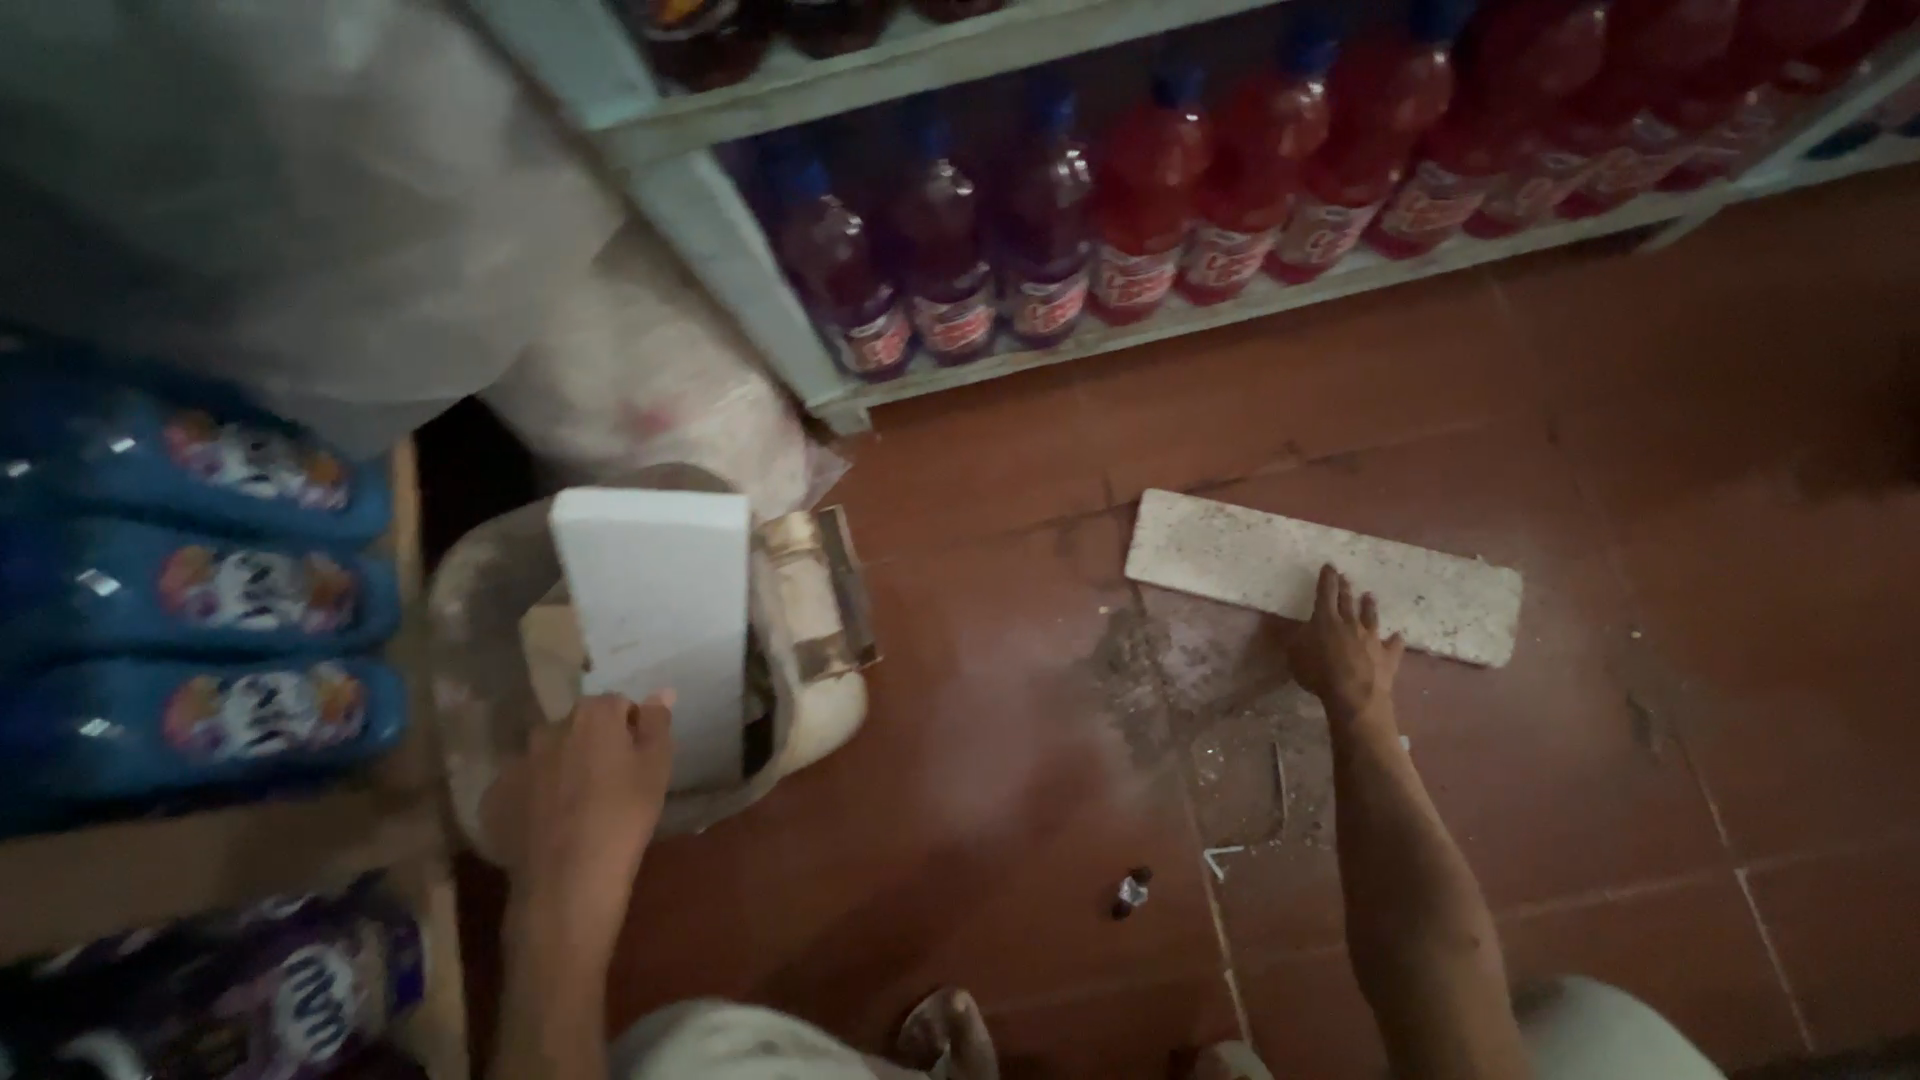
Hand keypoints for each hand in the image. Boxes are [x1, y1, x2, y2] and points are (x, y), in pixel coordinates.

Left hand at [491, 692, 674, 952]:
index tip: (638, 760)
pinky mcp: (493, 798)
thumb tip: (660, 691)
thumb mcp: (657, 767)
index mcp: (592, 715)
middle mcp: (549, 729)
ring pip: (548, 756)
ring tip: (578, 806)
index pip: (617, 705)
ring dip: (562, 769)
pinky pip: (522, 787)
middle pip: (579, 727)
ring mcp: (516, 763)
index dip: (631, 729)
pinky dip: (535, 797)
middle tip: (611, 783)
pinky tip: (550, 825)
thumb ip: (657, 723)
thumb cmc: (624, 815)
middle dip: (593, 745)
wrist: (568, 878)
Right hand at [1288, 565, 1404, 721]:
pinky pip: (1393, 644)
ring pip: (1371, 617)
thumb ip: (1296, 638)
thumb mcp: (1294, 654)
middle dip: (1345, 587)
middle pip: (1347, 601)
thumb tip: (1299, 627)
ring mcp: (1372, 638)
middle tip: (1345, 576)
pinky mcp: (1388, 655)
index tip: (1329, 566)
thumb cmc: (1319, 673)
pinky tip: (1398, 636)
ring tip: (1369, 595)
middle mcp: (1350, 624)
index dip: (1326, 578)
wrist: (1355, 696)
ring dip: (1369, 606)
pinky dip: (1395, 639)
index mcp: (1326, 620)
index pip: (1325, 593)